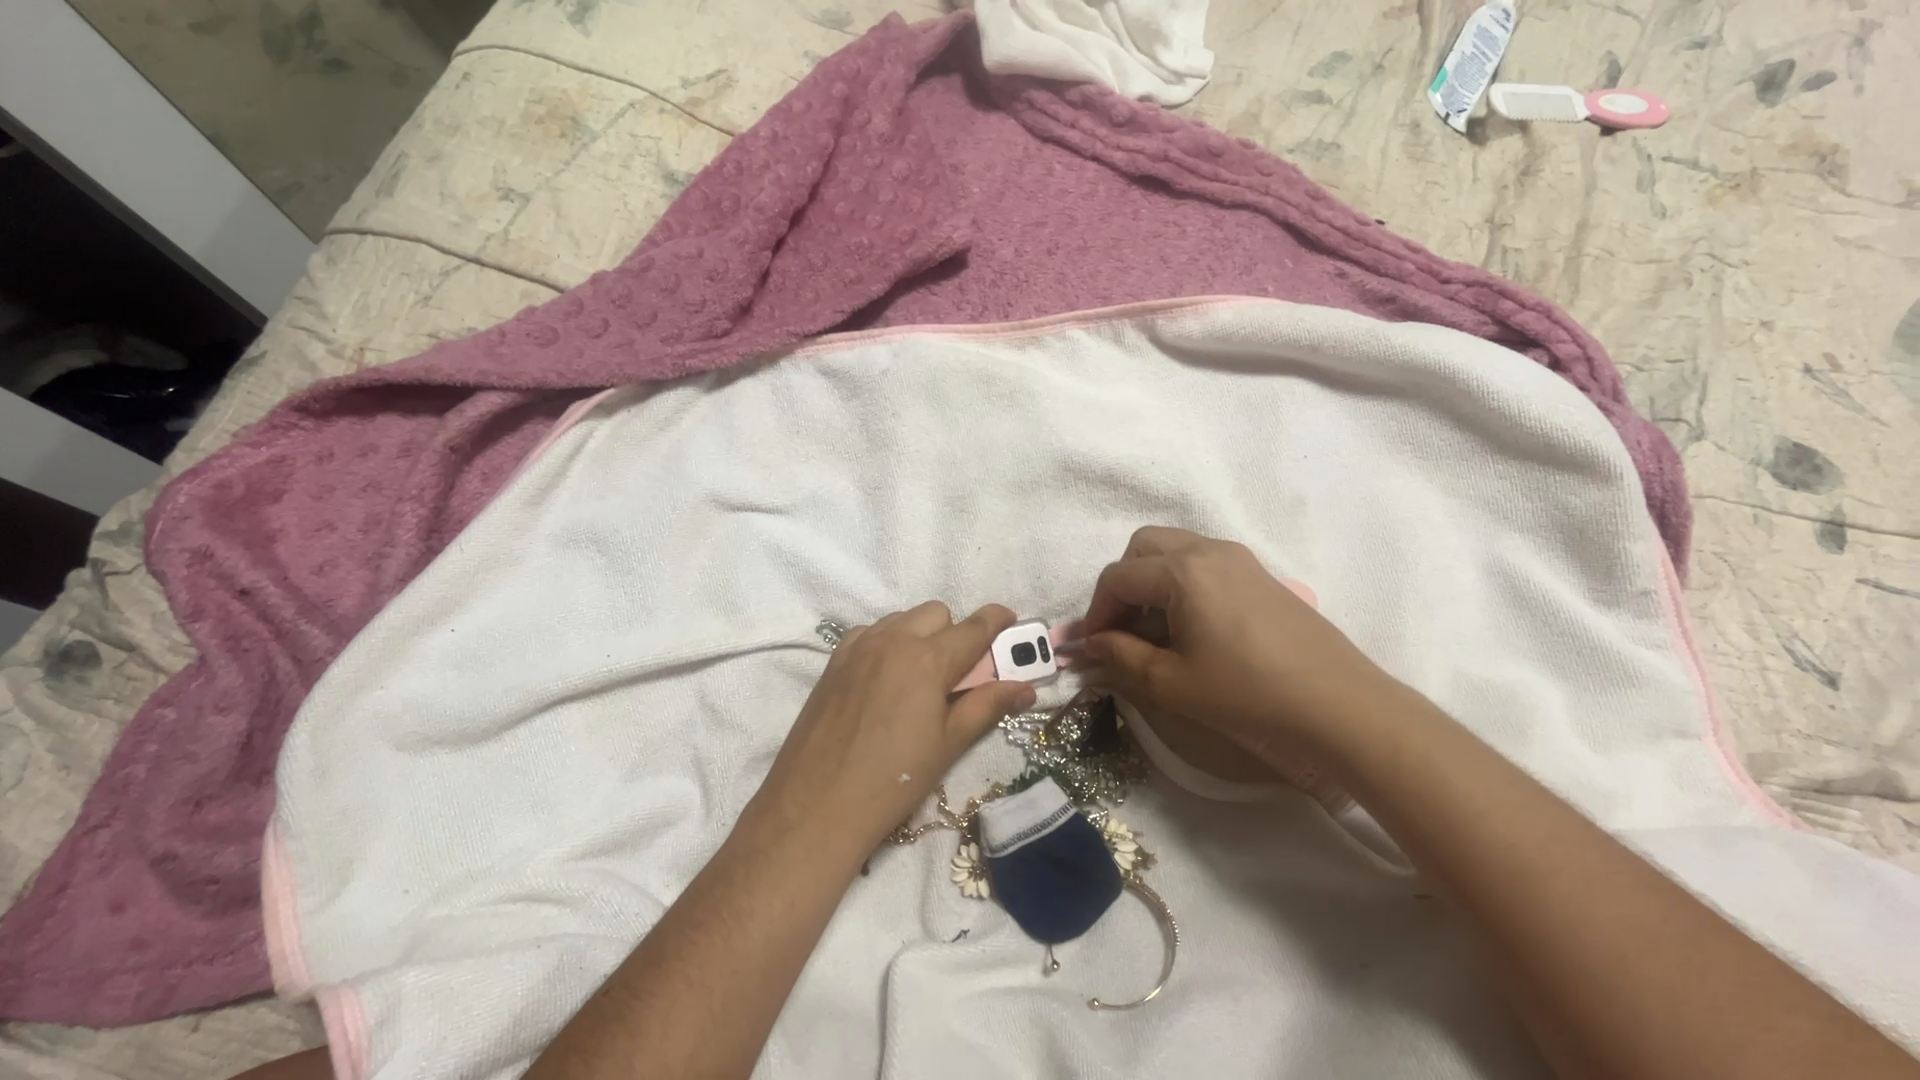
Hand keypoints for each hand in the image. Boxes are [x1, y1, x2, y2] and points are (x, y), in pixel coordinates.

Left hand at [750, 602, 1037, 856]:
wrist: (817, 806)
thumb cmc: (893, 781)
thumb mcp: (948, 744)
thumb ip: (987, 706)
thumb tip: (1026, 688)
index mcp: (927, 659)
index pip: (974, 627)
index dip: (997, 621)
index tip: (1010, 621)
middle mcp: (893, 640)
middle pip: (938, 614)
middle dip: (956, 633)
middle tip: (961, 674)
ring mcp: (859, 647)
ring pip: (903, 619)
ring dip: (922, 635)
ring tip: (923, 680)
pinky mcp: (835, 661)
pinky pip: (872, 633)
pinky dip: (889, 643)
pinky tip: (888, 682)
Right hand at [1081, 526, 1406, 763]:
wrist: (1336, 704)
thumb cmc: (1246, 693)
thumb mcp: (1171, 682)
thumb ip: (1121, 656)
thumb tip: (1092, 644)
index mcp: (1182, 570)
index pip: (1118, 578)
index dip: (1096, 613)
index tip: (1093, 649)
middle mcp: (1209, 550)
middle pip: (1144, 548)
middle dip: (1122, 585)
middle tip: (1121, 630)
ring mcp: (1240, 558)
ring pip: (1175, 551)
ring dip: (1152, 582)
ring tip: (1154, 631)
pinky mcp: (1261, 575)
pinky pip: (1204, 563)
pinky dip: (1181, 583)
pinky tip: (1191, 628)